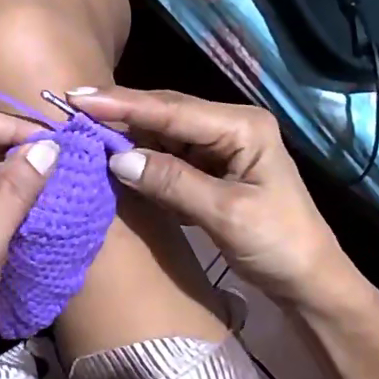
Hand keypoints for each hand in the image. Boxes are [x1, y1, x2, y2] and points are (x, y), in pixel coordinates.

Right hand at [68, 87, 361, 310]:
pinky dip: (141, 157)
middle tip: (71, 107)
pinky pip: (168, 156)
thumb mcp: (225, 214)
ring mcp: (220, 146)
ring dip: (127, 134)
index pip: (174, 110)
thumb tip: (118, 159)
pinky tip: (114, 155)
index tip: (80, 99)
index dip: (124, 105)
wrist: (307, 279)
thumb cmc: (278, 244)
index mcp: (242, 127)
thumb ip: (173, 182)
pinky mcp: (210, 168)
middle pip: (166, 112)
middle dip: (120, 112)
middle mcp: (230, 126)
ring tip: (84, 129)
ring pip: (163, 133)